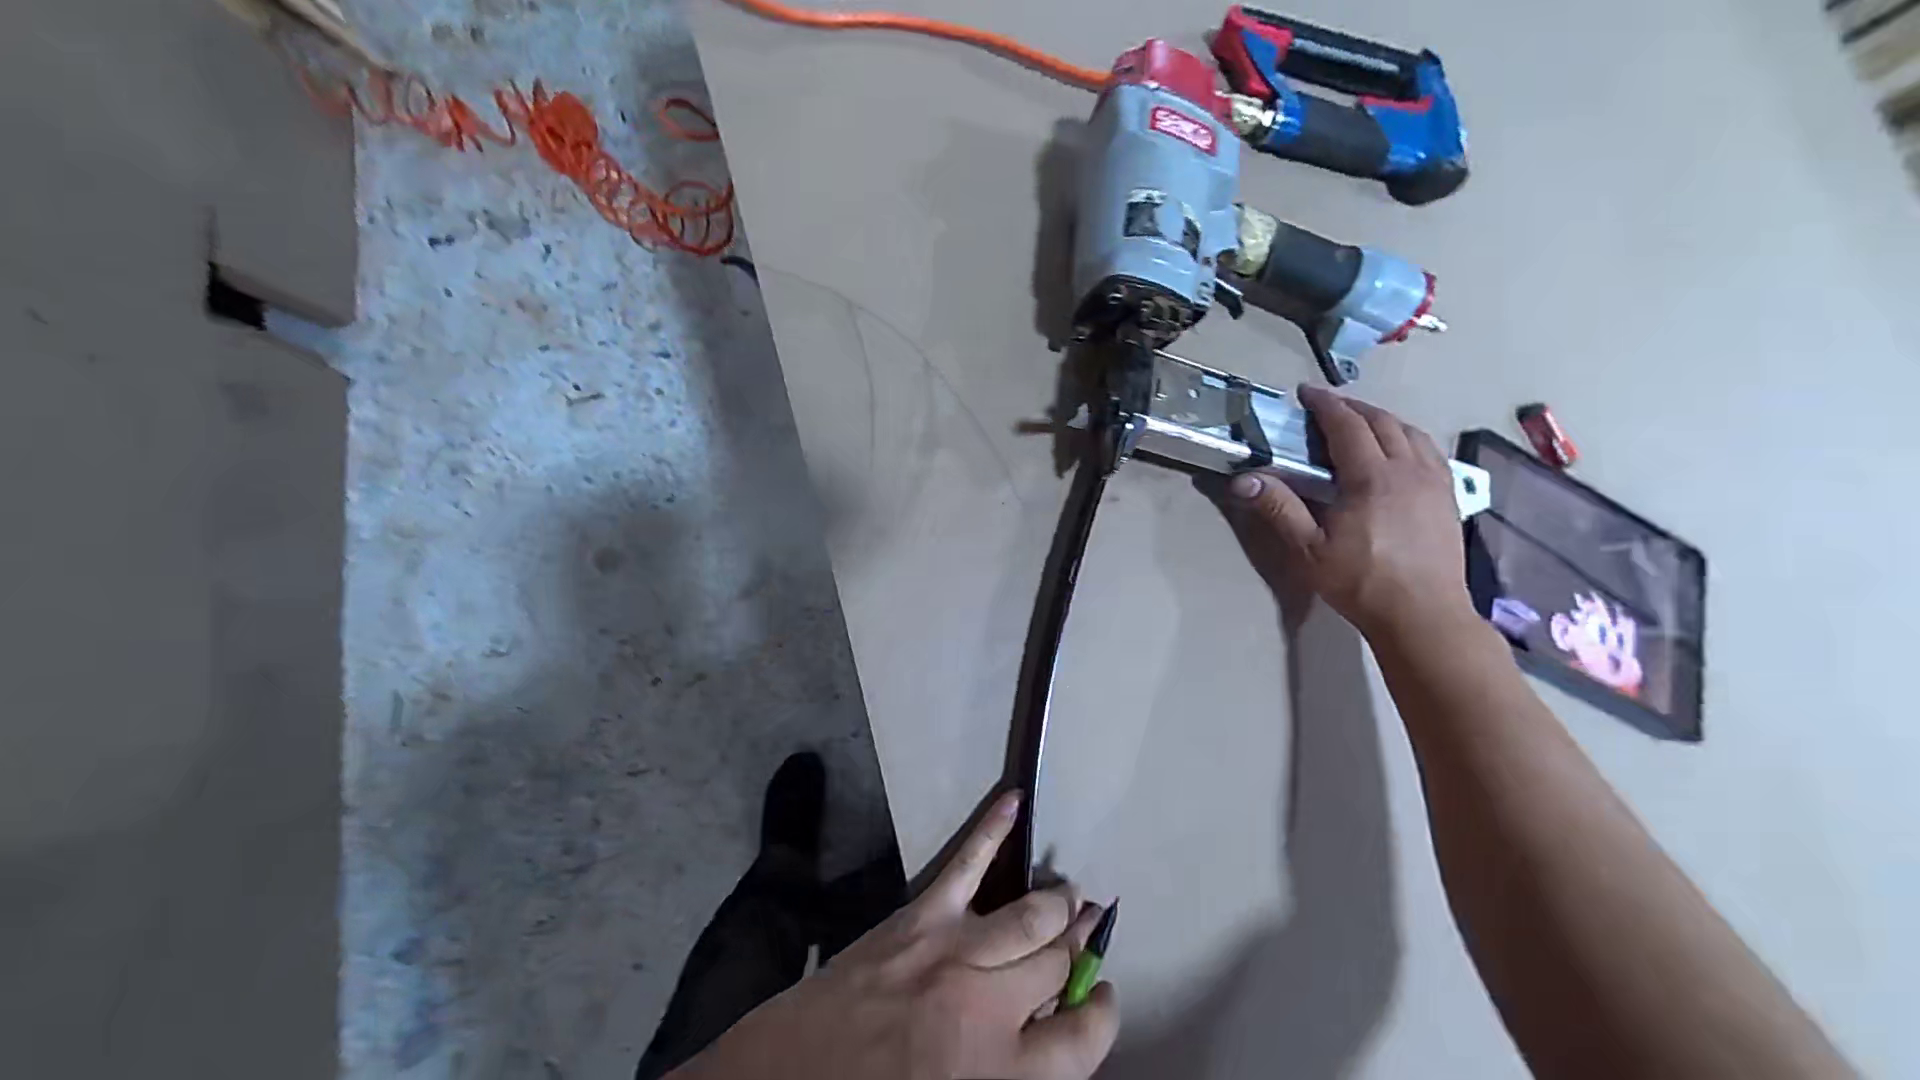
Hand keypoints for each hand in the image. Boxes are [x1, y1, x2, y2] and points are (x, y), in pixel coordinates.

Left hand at [671, 792, 1118, 1079]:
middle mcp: (989, 1008)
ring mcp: (955, 953)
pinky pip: (965, 864)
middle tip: (1094, 927)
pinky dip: (991, 828)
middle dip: (1082, 945)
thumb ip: (1014, 1073)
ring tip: (1075, 897)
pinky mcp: (919, 918)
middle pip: (1057, 964)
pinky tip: (1015, 800)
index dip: (1100, 1013)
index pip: (1082, 1039)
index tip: (1103, 995)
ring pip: (1030, 917)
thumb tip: (1049, 1033)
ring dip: (1059, 904)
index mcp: (1003, 1077)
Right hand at [1228, 386, 1473, 639]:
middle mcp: (1408, 469)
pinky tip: (1398, 450)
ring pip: (1411, 432)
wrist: (1424, 614)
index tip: (1306, 393)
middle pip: (1382, 422)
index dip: (1325, 405)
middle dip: (1352, 408)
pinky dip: (1408, 438)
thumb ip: (1280, 509)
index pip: (1347, 426)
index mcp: (1372, 477)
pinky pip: (1429, 451)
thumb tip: (1243, 480)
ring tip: (1360, 422)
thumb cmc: (1361, 582)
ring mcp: (1435, 482)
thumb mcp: (1310, 549)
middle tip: (1327, 406)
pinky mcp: (1448, 497)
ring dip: (1382, 420)